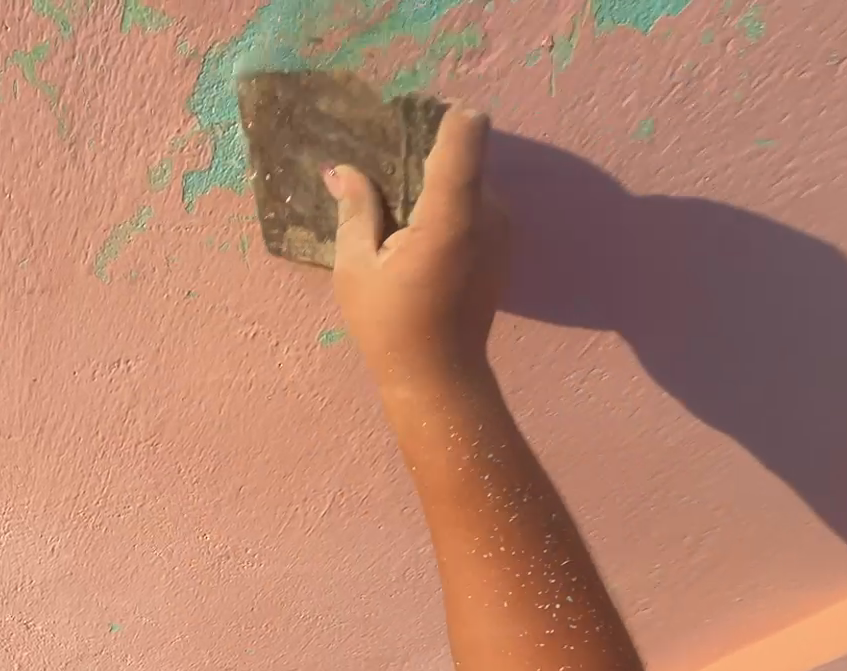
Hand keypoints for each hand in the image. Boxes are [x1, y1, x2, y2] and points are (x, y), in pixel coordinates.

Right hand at [324, 107, 508, 385]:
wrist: (438, 375)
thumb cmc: (388, 326)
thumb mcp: (355, 271)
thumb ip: (355, 212)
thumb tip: (342, 170)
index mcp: (451, 214)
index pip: (465, 130)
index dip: (439, 119)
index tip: (406, 134)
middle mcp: (489, 210)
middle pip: (463, 156)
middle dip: (425, 164)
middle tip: (384, 194)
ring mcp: (503, 228)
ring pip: (469, 183)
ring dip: (435, 192)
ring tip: (397, 231)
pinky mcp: (504, 245)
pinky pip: (476, 208)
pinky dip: (449, 213)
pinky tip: (418, 251)